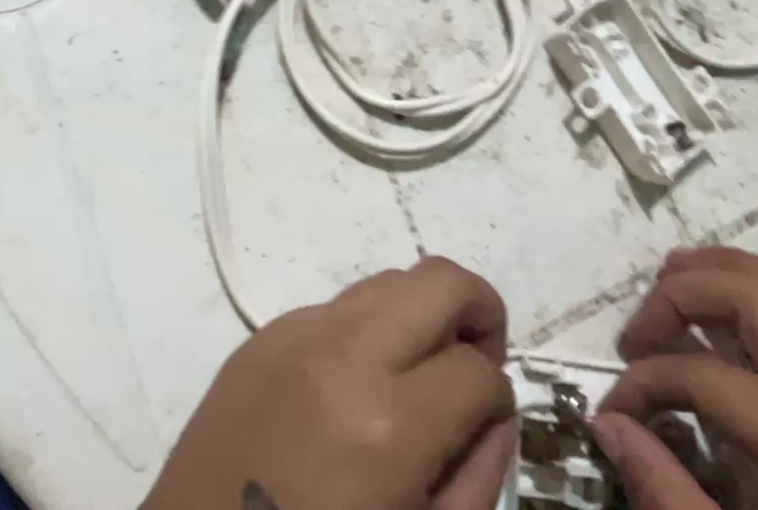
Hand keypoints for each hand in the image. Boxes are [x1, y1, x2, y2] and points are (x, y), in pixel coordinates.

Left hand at [142, 257, 516, 509]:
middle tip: (472, 365)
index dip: (499, 398)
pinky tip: (354, 385)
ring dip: (420, 316)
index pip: (479, 372)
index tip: (486, 422)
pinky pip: (335, 306)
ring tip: (415, 373)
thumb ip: (478, 477)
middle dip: (477, 313)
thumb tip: (495, 411)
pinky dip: (366, 330)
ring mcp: (293, 336)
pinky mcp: (259, 337)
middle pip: (440, 281)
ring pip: (389, 281)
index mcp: (387, 426)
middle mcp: (342, 357)